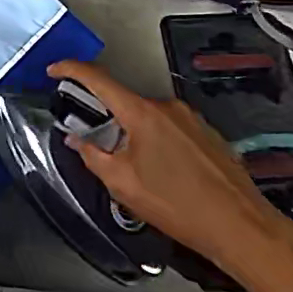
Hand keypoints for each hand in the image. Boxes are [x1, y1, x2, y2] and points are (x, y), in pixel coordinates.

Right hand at [45, 60, 292, 268]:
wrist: (236, 223)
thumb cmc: (181, 206)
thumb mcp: (122, 184)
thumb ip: (93, 155)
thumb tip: (79, 141)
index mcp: (143, 113)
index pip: (99, 80)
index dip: (72, 69)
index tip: (56, 68)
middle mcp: (168, 107)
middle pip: (124, 104)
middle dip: (107, 123)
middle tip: (98, 151)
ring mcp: (190, 118)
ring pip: (148, 119)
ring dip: (135, 138)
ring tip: (141, 176)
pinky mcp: (205, 132)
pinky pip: (170, 130)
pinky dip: (157, 145)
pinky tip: (164, 177)